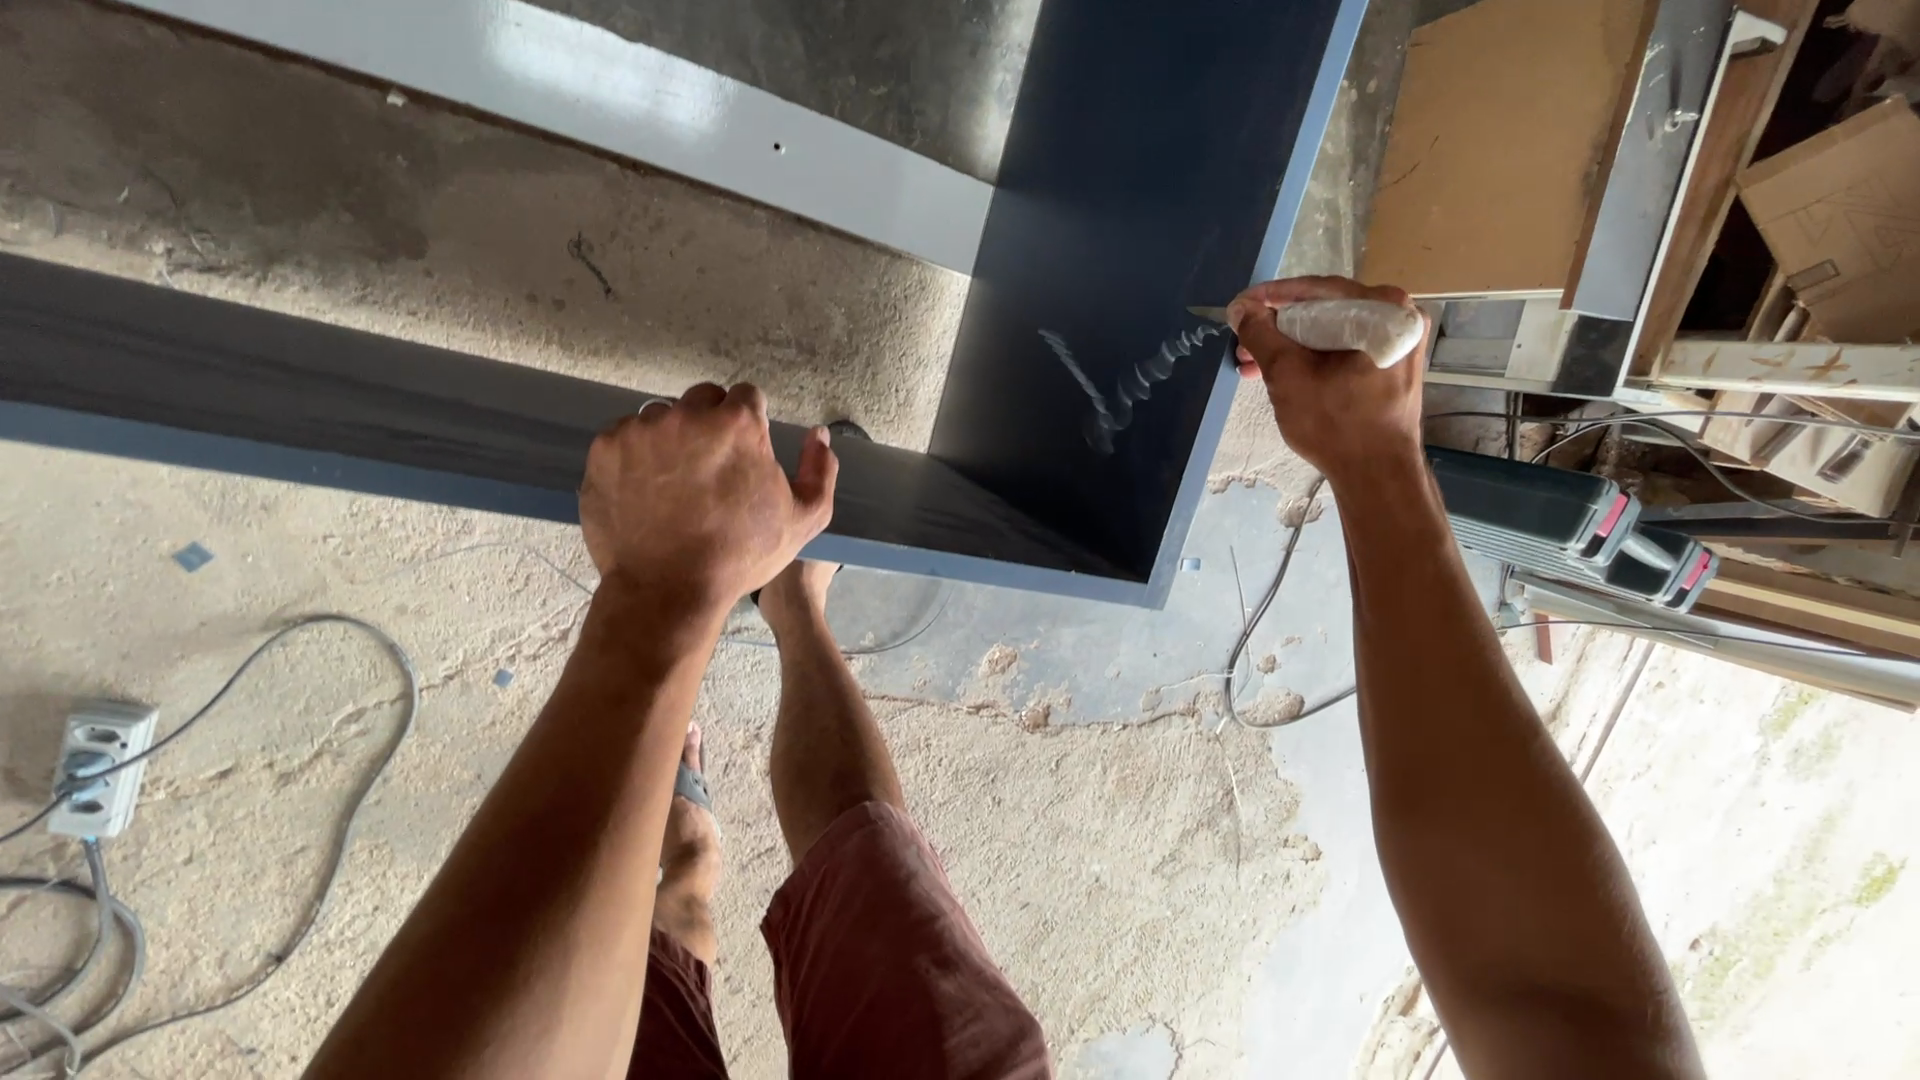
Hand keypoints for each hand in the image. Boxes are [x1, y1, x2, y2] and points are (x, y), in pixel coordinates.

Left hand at [580, 382, 837, 615]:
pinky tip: (648, 492)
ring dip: (673, 439)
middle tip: (712, 468)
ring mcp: (641, 431)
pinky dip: (638, 457)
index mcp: (738, 425)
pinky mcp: (605, 450)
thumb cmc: (740, 555)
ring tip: (676, 484)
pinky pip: (626, 438)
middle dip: (711, 423)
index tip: (745, 452)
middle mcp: (686, 415)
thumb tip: (819, 435)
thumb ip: (820, 470)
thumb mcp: (803, 520)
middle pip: (703, 399)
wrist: (667, 590)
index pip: (747, 396)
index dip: (750, 423)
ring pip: (663, 418)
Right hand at [1229, 276, 1430, 485]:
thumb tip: (1239, 308)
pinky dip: (1312, 358)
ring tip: (1253, 368)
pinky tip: (1283, 375)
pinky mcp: (1392, 366)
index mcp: (1383, 308)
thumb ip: (1260, 334)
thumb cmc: (1335, 423)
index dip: (1269, 299)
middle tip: (1241, 347)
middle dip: (1276, 330)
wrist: (1378, 474)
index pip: (1315, 289)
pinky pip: (1344, 349)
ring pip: (1331, 333)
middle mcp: (1398, 316)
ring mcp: (1398, 342)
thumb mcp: (1287, 374)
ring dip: (1290, 348)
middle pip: (1323, 311)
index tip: (1237, 309)